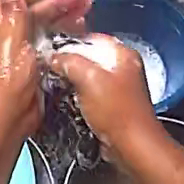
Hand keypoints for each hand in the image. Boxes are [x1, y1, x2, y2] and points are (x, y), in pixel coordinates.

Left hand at [0, 0, 90, 136]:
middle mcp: (4, 37)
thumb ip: (14, 10)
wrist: (8, 115)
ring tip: (84, 8)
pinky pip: (49, 45)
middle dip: (56, 0)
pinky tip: (78, 31)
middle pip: (31, 10)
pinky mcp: (31, 67)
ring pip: (43, 27)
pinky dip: (63, 36)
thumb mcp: (10, 37)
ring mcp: (18, 52)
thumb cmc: (4, 82)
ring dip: (63, 16)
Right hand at [48, 34, 158, 151]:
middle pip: (90, 58)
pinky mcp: (113, 106)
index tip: (52, 51)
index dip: (70, 43)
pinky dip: (80, 98)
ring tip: (59, 86)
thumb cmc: (117, 111)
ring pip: (89, 78)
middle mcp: (123, 69)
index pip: (92, 38)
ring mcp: (119, 88)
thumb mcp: (88, 78)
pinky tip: (71, 102)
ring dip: (74, 82)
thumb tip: (55, 57)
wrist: (131, 145)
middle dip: (70, 64)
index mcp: (123, 54)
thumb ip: (70, 62)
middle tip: (52, 69)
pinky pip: (91, 96)